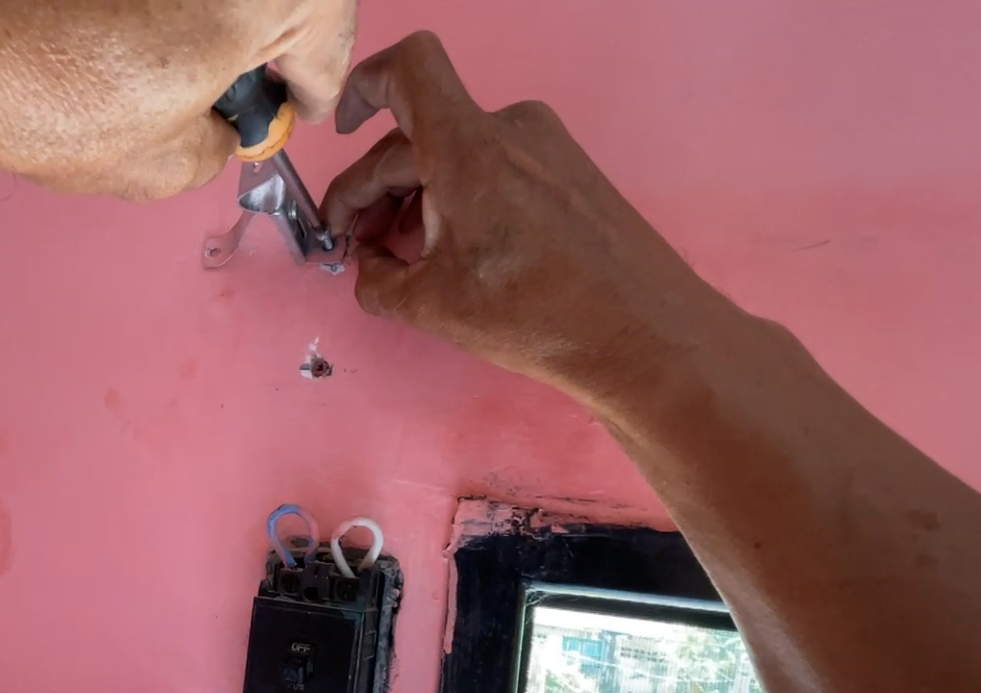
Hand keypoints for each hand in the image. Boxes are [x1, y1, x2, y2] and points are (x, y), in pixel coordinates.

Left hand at [0, 0, 354, 199]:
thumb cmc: (50, 100)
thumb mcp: (164, 165)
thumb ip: (217, 149)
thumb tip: (219, 132)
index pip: (330, 31)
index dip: (314, 83)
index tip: (298, 107)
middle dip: (274, 43)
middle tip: (245, 93)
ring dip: (223, 23)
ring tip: (186, 69)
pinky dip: (173, 10)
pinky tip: (140, 35)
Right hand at [321, 32, 745, 399]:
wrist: (637, 331)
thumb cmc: (529, 316)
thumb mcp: (425, 306)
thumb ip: (372, 279)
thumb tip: (366, 262)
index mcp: (467, 152)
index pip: (407, 72)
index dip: (362, 88)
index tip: (343, 132)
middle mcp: (506, 129)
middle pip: (414, 135)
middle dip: (371, 187)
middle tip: (354, 244)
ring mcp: (540, 144)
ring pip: (448, 152)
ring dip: (408, 194)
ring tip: (396, 253)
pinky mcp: (560, 167)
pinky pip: (484, 165)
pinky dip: (448, 196)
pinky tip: (444, 247)